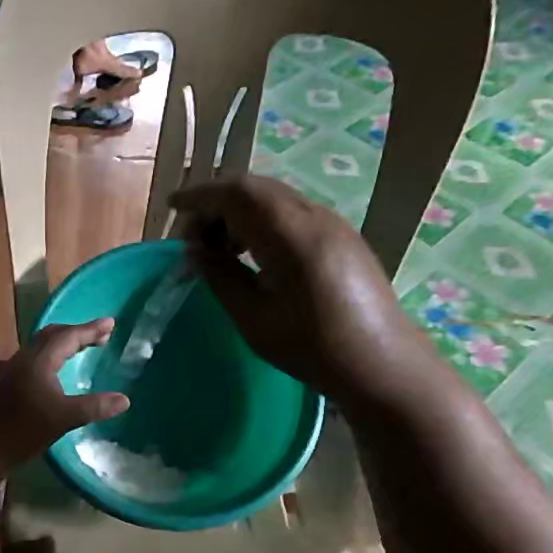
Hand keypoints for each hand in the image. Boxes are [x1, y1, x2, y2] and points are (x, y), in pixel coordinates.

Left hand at [0, 319, 130, 471]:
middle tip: (101, 336)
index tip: (111, 323)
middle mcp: (24, 359)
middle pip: (53, 335)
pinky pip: (35, 359)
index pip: (68, 336)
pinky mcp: (8, 384)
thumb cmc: (22, 431)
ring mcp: (13, 371)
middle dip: (78, 332)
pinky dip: (53, 356)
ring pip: (42, 346)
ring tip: (83, 348)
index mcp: (38, 361)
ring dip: (64, 343)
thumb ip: (94, 407)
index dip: (91, 329)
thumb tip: (124, 399)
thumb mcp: (63, 418)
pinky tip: (58, 372)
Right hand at [175, 177, 443, 405]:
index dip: (200, 196)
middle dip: (216, 205)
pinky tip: (252, 255)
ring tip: (220, 252)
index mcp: (290, 238)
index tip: (172, 208)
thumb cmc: (312, 349)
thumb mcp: (253, 320)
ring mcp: (332, 223)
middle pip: (254, 189)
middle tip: (194, 241)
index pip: (237, 194)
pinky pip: (291, 212)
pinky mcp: (341, 235)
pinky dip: (261, 222)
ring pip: (273, 198)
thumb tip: (196, 252)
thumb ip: (221, 278)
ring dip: (239, 214)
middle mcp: (314, 218)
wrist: (380, 363)